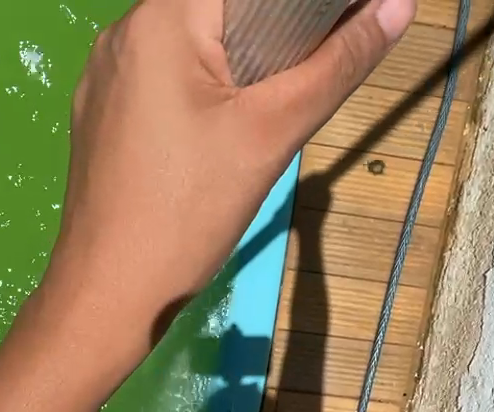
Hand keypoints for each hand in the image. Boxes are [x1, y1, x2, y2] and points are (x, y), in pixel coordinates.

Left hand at [43, 0, 414, 339]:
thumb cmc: (185, 216)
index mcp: (161, 18)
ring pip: (184, 48)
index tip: (327, 33)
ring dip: (232, 65)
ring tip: (258, 116)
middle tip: (299, 78)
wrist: (105, 299)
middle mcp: (120, 35)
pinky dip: (194, 94)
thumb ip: (336, 66)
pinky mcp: (95, 123)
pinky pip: (156, 85)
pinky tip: (212, 139)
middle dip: (267, 33)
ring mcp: (100, 83)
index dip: (294, 8)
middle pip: (214, 9)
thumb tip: (397, 7)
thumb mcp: (269, 137)